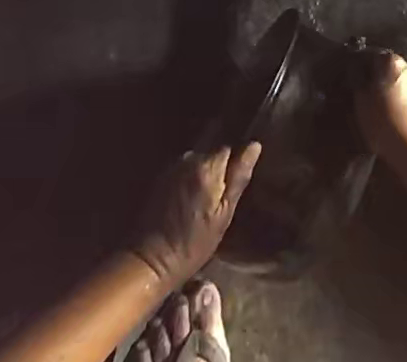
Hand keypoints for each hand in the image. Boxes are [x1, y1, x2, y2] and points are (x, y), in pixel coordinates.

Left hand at [129, 143, 261, 286]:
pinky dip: (188, 179)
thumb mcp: (224, 214)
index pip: (228, 148)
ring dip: (202, 173)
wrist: (151, 260)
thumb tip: (255, 145)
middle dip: (217, 168)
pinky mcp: (160, 177)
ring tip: (202, 200)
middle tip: (218, 197)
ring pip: (196, 160)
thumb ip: (239, 177)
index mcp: (208, 166)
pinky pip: (182, 170)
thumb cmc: (194, 243)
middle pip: (211, 152)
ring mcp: (172, 167)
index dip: (234, 163)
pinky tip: (187, 201)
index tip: (234, 182)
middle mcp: (189, 159)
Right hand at [354, 50, 406, 161]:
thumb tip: (353, 67)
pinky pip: (401, 93)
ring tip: (368, 105)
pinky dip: (391, 98)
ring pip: (392, 80)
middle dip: (369, 77)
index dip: (354, 66)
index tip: (345, 78)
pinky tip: (383, 113)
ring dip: (381, 88)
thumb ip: (355, 77)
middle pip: (382, 67)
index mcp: (391, 60)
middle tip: (354, 92)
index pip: (367, 54)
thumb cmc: (382, 119)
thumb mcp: (360, 98)